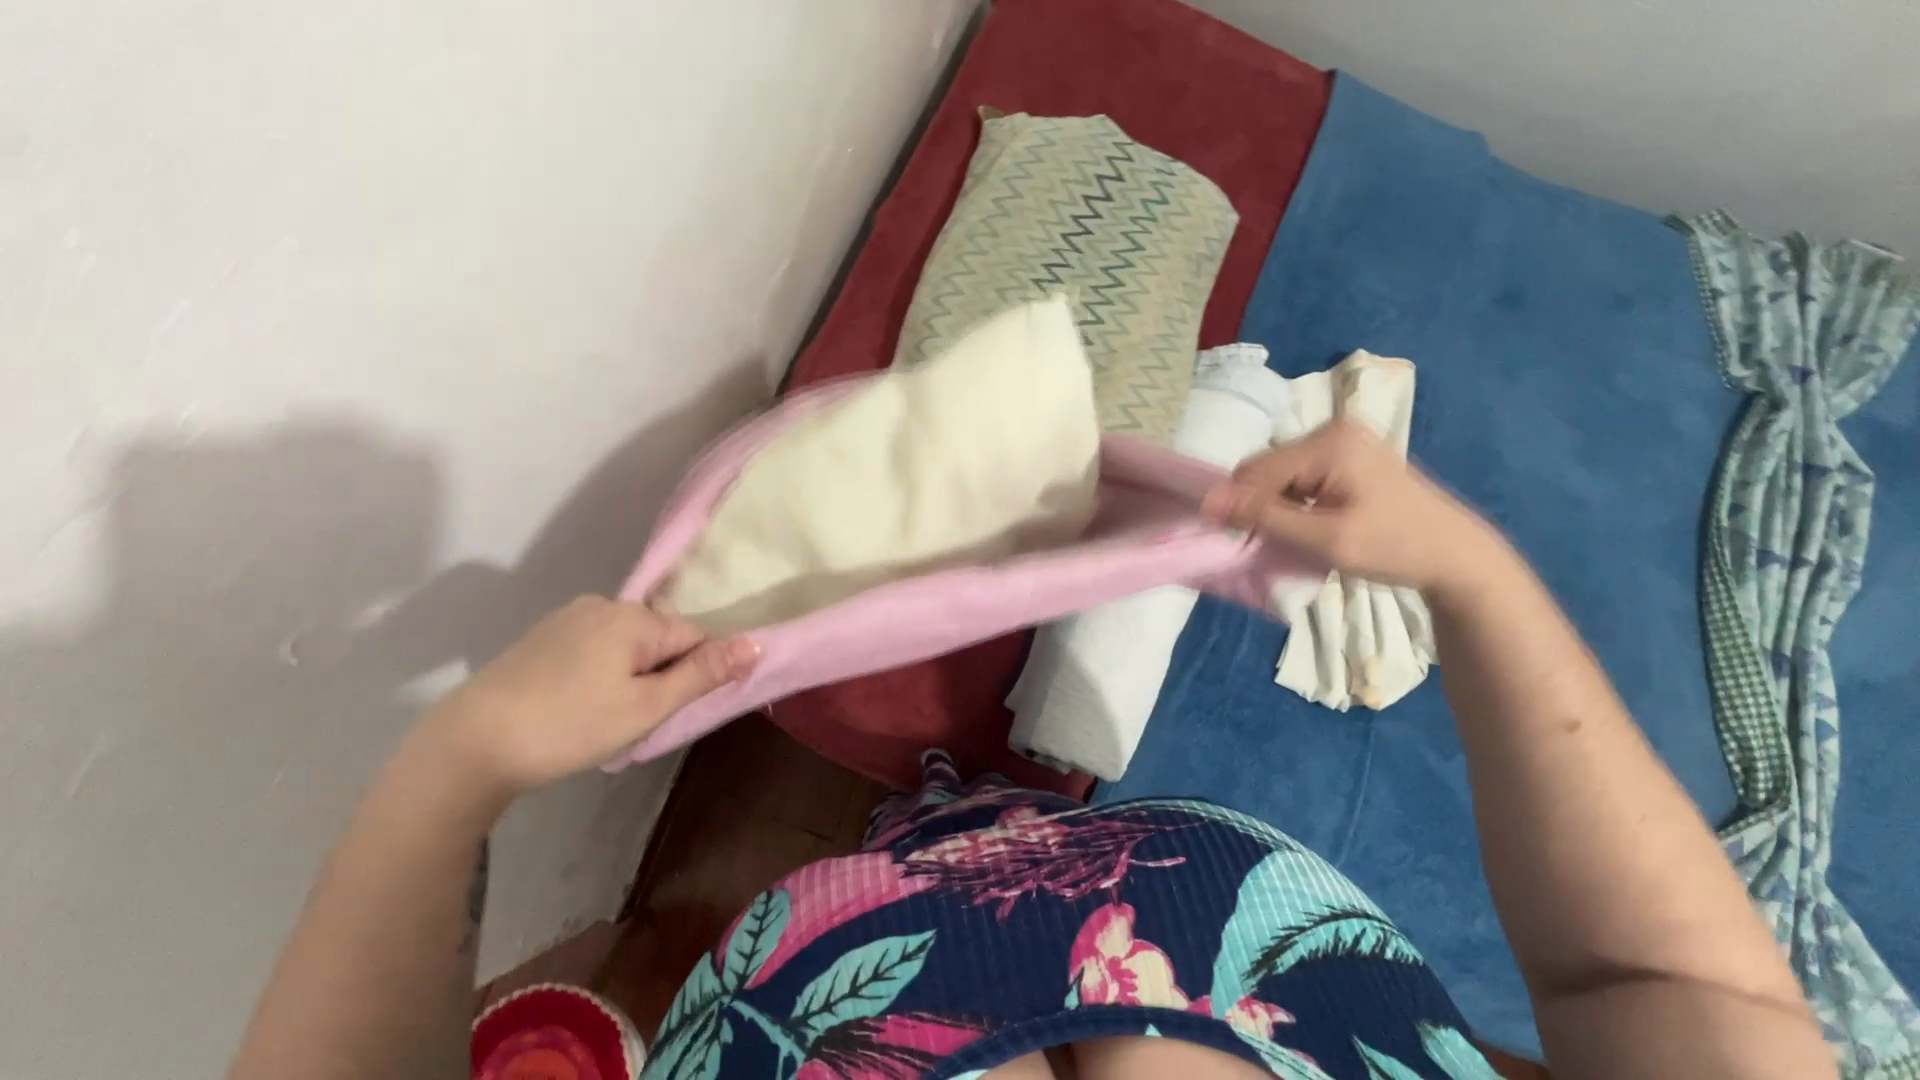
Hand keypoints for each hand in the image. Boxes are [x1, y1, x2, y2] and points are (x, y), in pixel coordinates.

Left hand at [420, 596, 755, 796]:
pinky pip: (594, 650)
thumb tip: (756, 643)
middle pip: (660, 638)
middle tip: (634, 722)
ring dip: (629, 678)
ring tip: (603, 720)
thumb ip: (702, 674)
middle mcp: (603, 604)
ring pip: (626, 647)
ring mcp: (567, 619)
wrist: (471, 744)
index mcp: (634, 617)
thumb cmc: (570, 726)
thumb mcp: (647, 707)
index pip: (695, 636)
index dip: (694, 675)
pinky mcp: (541, 638)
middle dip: (659, 676)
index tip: (670, 712)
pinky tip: (576, 708)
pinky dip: (598, 676)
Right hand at [1202, 420, 1506, 596]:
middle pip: (1266, 468)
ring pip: (1280, 474)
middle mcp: (1333, 430)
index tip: (1238, 541)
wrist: (1457, 556)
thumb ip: (1265, 517)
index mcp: (1328, 442)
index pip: (1255, 470)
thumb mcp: (1325, 539)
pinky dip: (1295, 501)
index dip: (1238, 506)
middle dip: (1260, 505)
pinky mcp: (1350, 454)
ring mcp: (1344, 440)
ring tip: (1298, 537)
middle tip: (1275, 543)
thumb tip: (1208, 502)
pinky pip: (1300, 475)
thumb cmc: (1395, 548)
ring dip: (1277, 506)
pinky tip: (1312, 525)